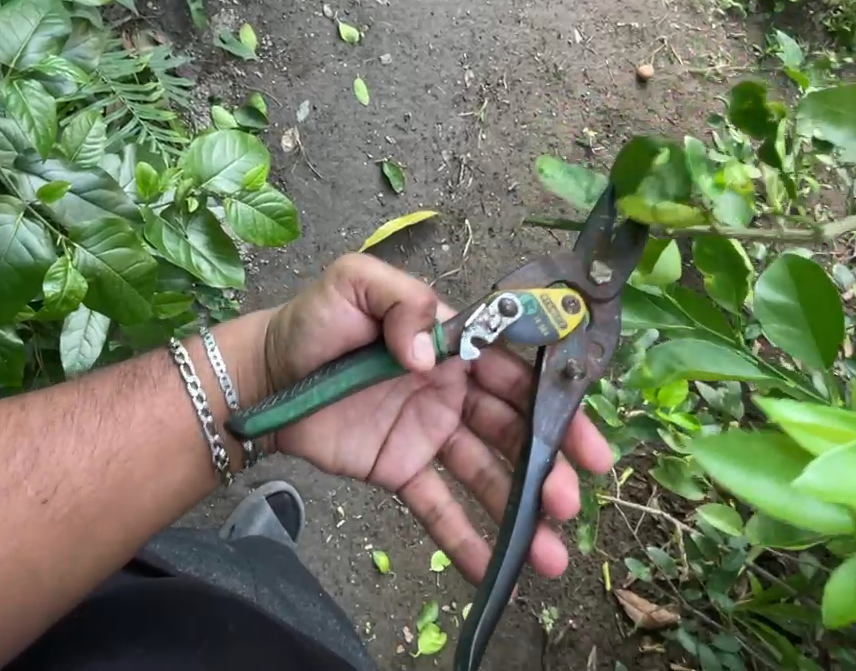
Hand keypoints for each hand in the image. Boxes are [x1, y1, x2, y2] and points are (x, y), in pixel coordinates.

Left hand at [257, 254, 614, 583]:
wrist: (267, 370)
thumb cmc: (316, 320)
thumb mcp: (355, 284)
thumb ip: (402, 302)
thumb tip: (427, 354)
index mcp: (448, 345)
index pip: (514, 373)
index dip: (555, 405)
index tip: (587, 441)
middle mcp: (448, 389)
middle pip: (511, 429)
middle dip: (546, 466)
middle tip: (568, 503)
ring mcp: (426, 432)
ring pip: (484, 474)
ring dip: (518, 513)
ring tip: (549, 557)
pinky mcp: (399, 467)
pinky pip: (436, 505)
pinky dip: (463, 537)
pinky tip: (492, 572)